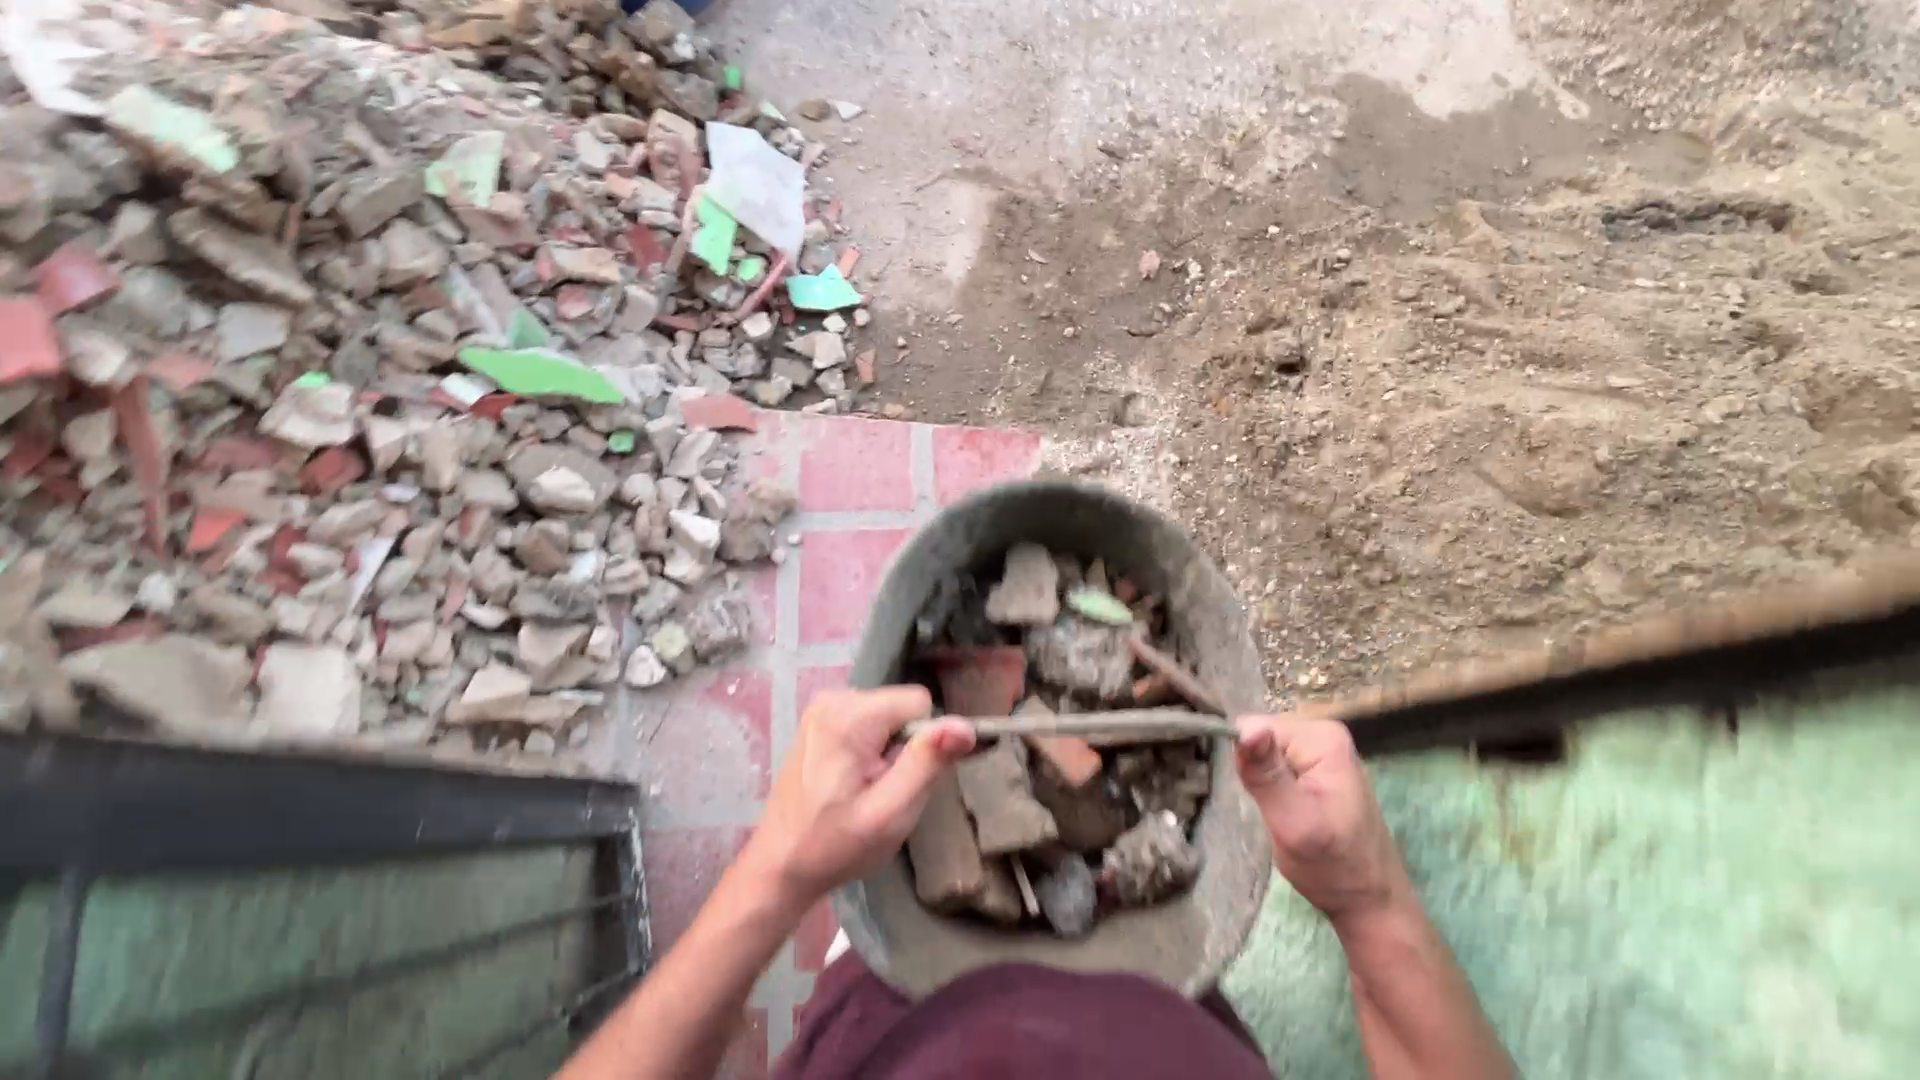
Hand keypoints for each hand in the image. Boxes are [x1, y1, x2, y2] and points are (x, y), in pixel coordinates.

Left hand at [742, 687, 975, 908]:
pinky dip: (868, 748)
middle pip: (901, 707)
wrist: (780, 864)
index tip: (899, 778)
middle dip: (902, 747)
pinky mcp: (818, 719)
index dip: (921, 743)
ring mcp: (821, 706)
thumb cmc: (836, 845)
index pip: (920, 703)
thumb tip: (966, 726)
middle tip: (879, 789)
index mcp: (849, 715)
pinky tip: (849, 779)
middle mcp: (833, 698)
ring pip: (887, 714)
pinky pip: (867, 721)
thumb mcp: (891, 813)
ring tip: (863, 787)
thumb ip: (928, 763)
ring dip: (886, 750)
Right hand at [1234, 711, 1411, 928]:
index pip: (1252, 727)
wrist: (1371, 903)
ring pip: (1263, 755)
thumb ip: (1267, 774)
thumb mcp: (1294, 822)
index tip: (1258, 796)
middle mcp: (1323, 734)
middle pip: (1259, 739)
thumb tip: (1245, 726)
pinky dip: (1272, 791)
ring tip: (1280, 814)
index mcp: (1321, 736)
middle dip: (1256, 774)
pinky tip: (1286, 812)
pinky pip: (1275, 768)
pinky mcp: (1317, 770)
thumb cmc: (1334, 867)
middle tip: (1274, 811)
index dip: (1246, 762)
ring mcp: (1321, 752)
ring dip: (1264, 786)